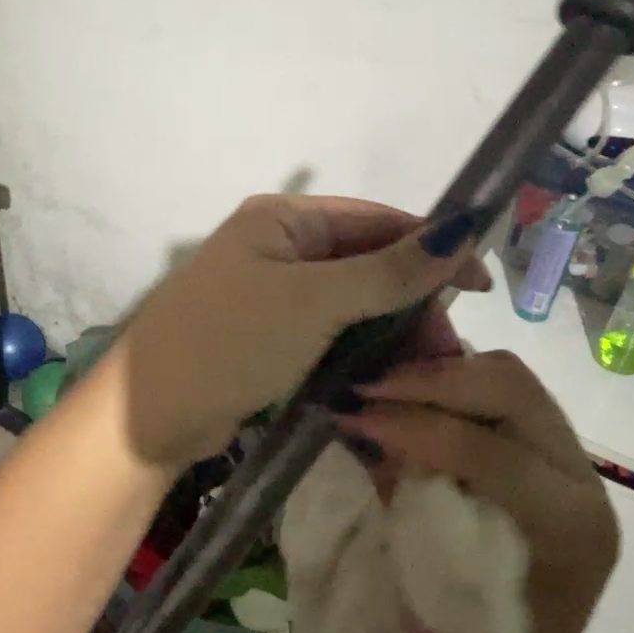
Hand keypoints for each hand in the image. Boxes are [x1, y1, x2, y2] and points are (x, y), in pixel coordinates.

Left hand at [107, 195, 487, 470]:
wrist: (152, 412)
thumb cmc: (230, 340)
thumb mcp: (313, 301)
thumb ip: (388, 271)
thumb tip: (462, 229)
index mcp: (281, 221)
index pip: (374, 220)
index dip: (432, 247)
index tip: (482, 286)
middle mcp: (275, 249)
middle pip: (365, 263)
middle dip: (412, 300)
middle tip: (449, 349)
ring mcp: (269, 295)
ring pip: (351, 303)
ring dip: (390, 330)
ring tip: (426, 369)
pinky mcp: (266, 338)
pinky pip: (328, 333)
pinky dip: (360, 350)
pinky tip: (388, 375)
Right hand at [339, 351, 620, 632]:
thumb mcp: (430, 579)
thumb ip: (403, 495)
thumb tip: (356, 426)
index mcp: (565, 526)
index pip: (487, 451)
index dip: (413, 427)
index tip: (353, 416)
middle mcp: (583, 481)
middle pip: (511, 389)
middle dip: (429, 380)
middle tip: (366, 386)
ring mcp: (576, 458)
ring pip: (511, 377)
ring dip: (441, 373)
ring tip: (386, 383)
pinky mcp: (557, 446)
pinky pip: (506, 390)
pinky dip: (453, 382)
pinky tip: (411, 391)